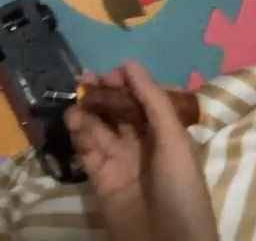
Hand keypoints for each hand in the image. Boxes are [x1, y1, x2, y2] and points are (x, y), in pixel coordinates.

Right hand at [65, 62, 218, 240]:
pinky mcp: (100, 178)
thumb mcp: (175, 143)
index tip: (112, 74)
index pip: (142, 101)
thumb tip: (130, 62)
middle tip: (87, 81)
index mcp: (165, 136)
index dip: (127, 84)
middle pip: (117, 110)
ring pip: (99, 126)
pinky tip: (74, 120)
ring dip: (87, 111)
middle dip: (102, 93)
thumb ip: (153, 101)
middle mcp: (141, 145)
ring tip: (77, 103)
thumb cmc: (181, 192)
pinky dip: (79, 132)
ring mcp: (119, 161)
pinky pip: (86, 149)